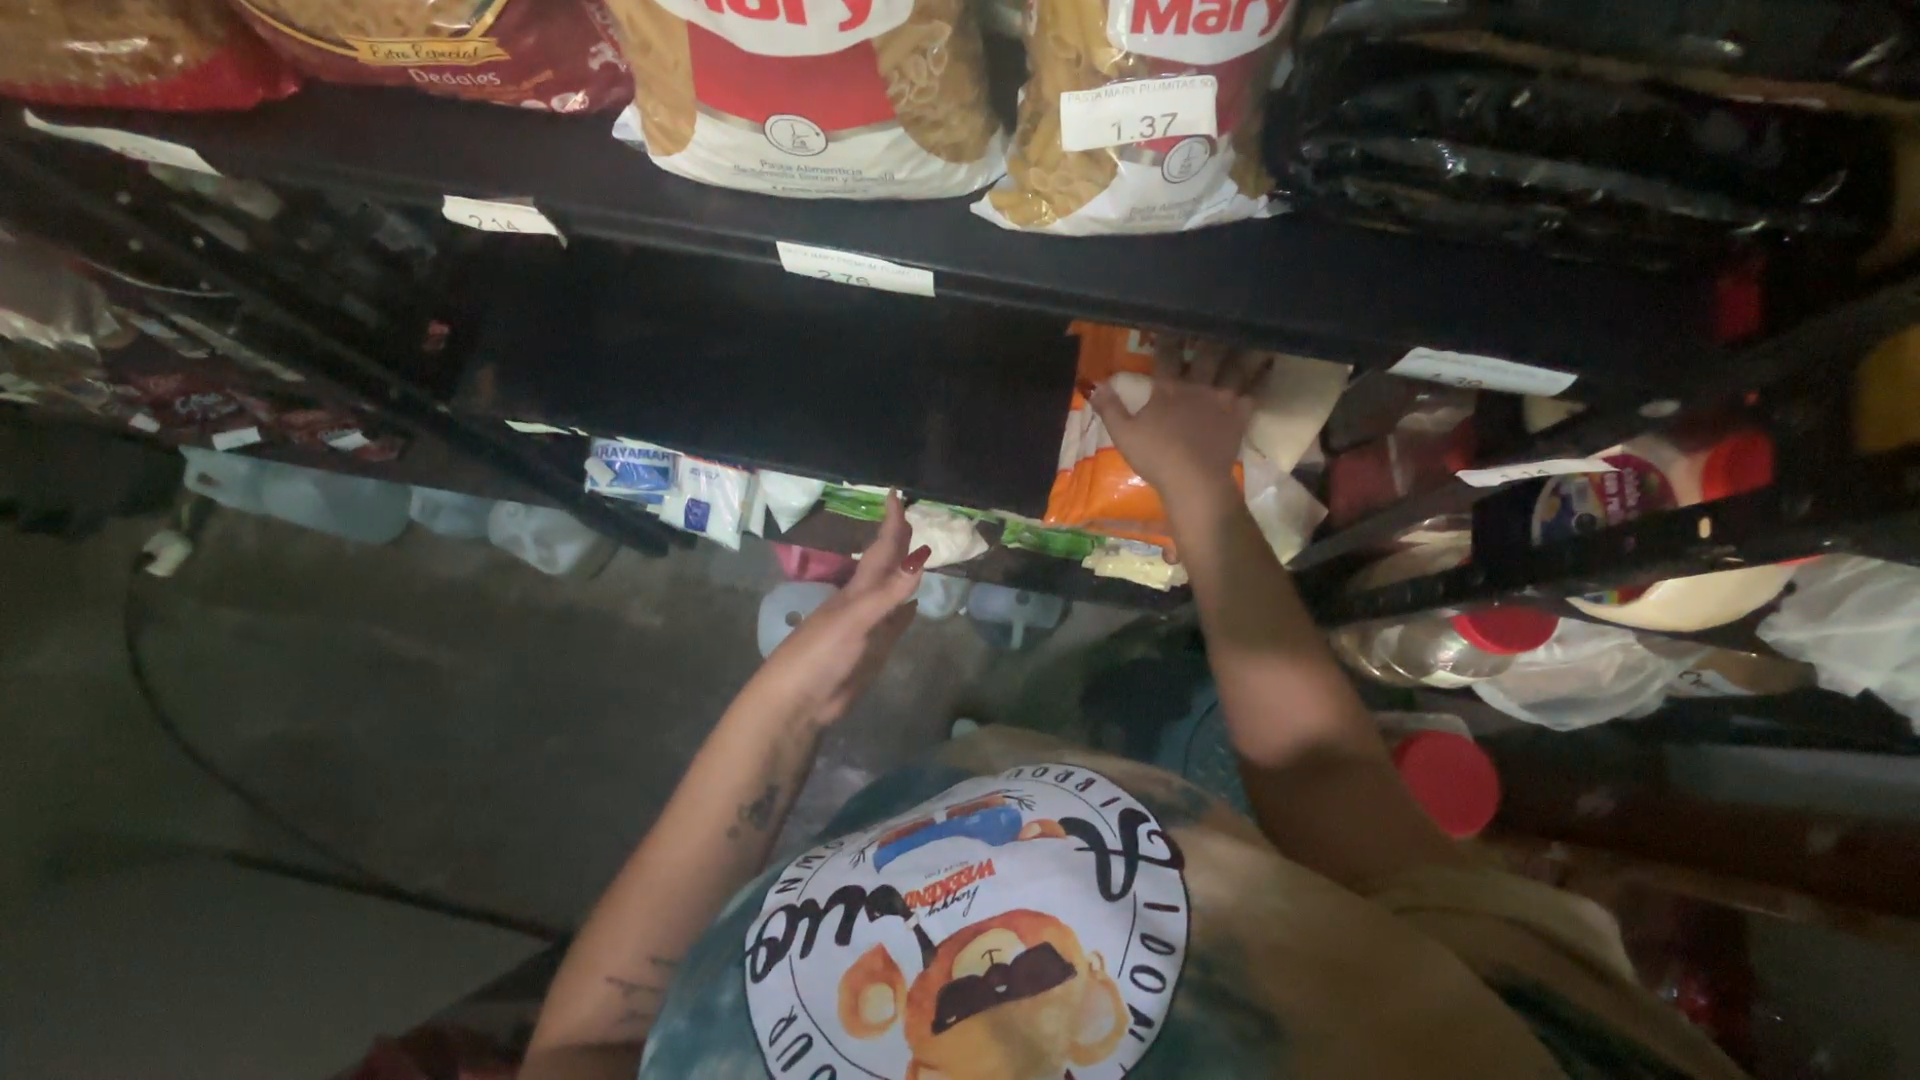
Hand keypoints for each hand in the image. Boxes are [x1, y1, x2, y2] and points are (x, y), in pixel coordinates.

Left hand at [749, 492, 929, 729]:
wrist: (798, 701)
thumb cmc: (819, 655)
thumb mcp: (855, 621)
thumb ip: (888, 593)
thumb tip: (921, 558)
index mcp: (858, 590)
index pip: (881, 549)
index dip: (891, 524)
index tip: (897, 495)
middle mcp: (864, 603)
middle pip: (886, 567)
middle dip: (899, 543)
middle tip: (912, 519)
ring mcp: (870, 627)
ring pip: (892, 594)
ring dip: (904, 575)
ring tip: (918, 556)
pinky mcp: (874, 651)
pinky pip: (895, 624)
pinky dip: (905, 612)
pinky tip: (914, 607)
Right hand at [1090, 336, 1270, 515]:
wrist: (1193, 480)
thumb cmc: (1155, 457)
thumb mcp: (1122, 434)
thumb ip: (1109, 407)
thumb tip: (1094, 384)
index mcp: (1168, 389)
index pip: (1166, 355)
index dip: (1167, 336)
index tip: (1169, 320)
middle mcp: (1197, 386)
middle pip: (1207, 354)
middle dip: (1210, 336)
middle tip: (1218, 319)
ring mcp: (1222, 400)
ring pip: (1234, 368)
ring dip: (1240, 352)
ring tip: (1249, 336)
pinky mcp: (1239, 417)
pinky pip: (1253, 393)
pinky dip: (1259, 381)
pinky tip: (1266, 369)